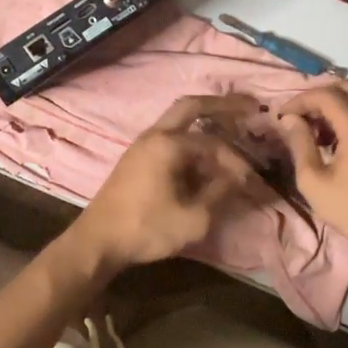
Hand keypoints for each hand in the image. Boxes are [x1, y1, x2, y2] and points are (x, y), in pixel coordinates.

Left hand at [64, 95, 269, 271]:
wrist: (98, 241)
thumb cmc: (146, 229)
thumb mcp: (193, 218)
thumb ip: (220, 193)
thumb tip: (239, 178)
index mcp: (168, 144)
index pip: (213, 143)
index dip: (236, 160)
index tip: (250, 179)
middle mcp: (154, 135)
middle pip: (191, 107)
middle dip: (221, 105)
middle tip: (247, 106)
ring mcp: (141, 145)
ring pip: (178, 123)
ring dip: (204, 124)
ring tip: (230, 133)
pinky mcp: (136, 159)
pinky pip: (168, 139)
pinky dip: (189, 141)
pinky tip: (203, 159)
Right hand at [275, 83, 347, 260]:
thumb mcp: (313, 180)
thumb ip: (299, 143)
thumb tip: (289, 119)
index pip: (326, 95)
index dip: (300, 100)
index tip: (283, 115)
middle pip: (347, 88)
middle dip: (319, 97)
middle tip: (299, 115)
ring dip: (337, 103)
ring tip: (317, 126)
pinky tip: (339, 137)